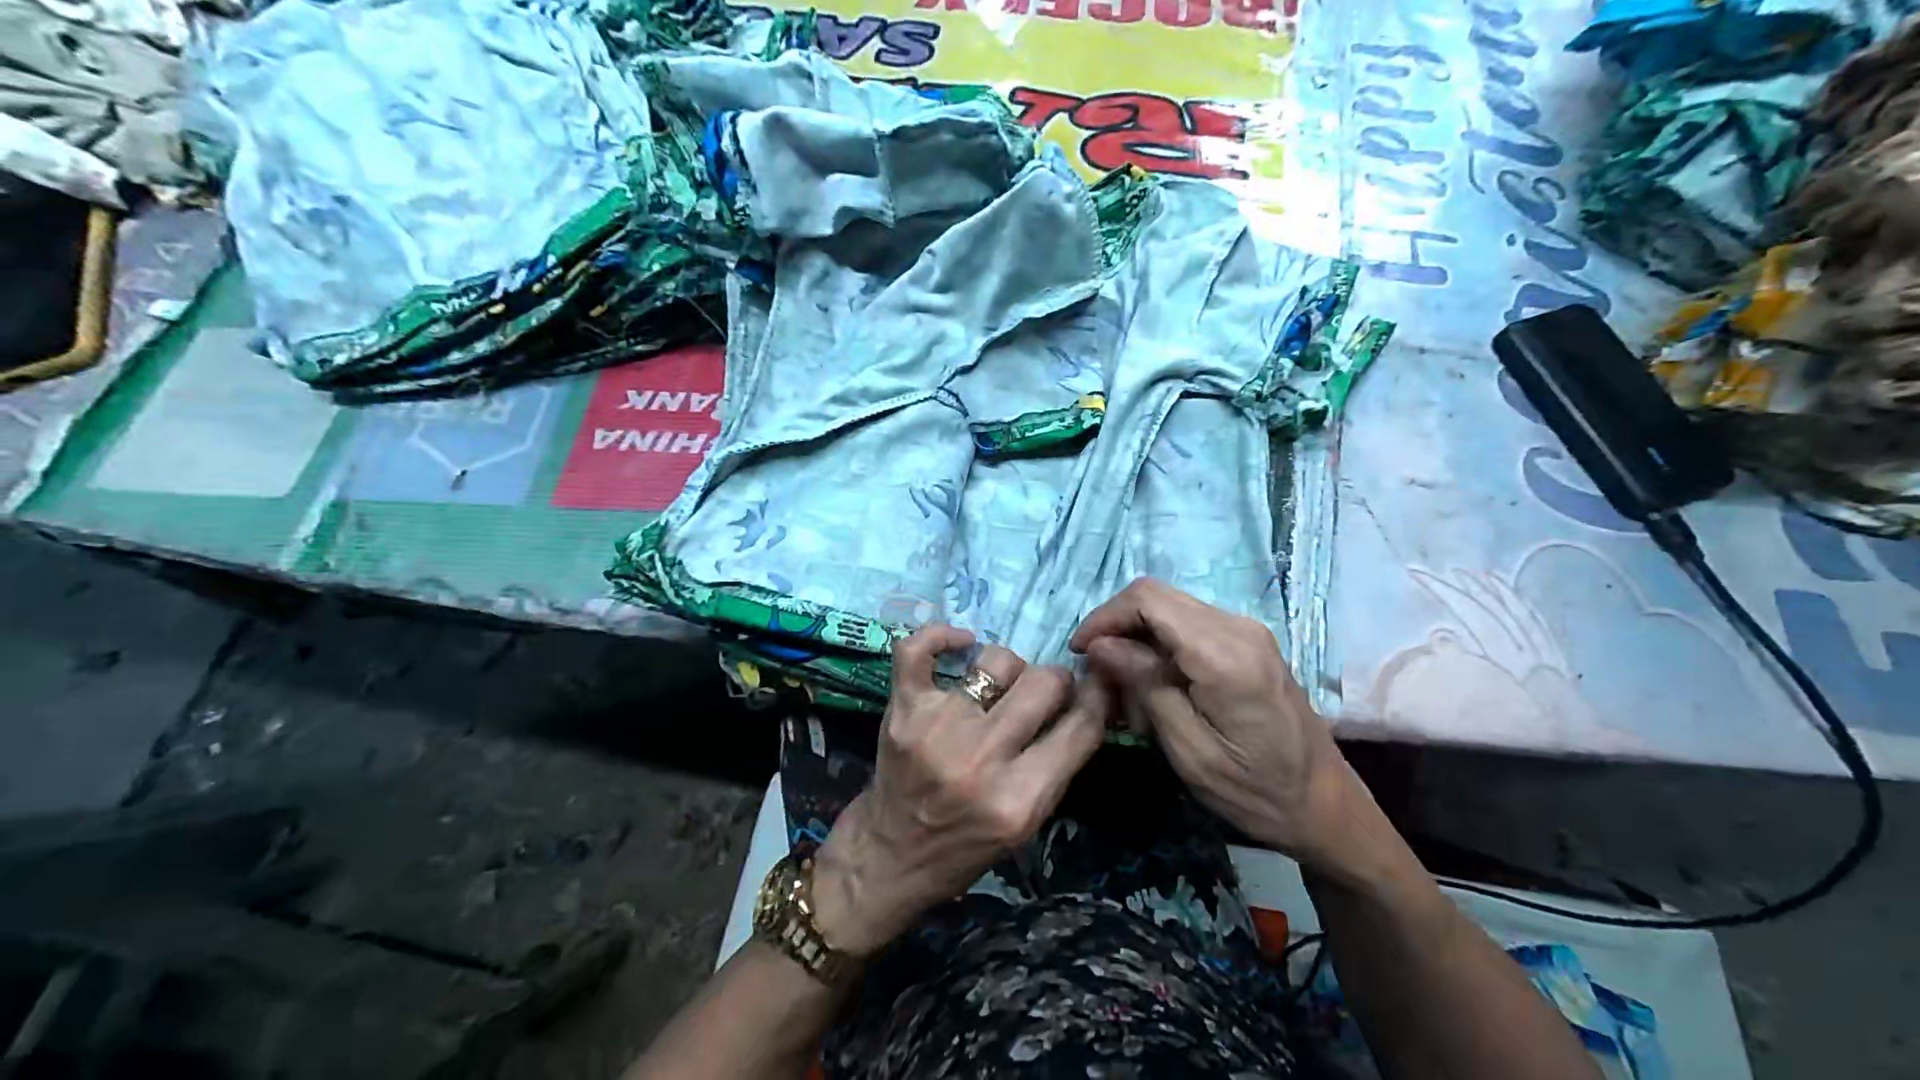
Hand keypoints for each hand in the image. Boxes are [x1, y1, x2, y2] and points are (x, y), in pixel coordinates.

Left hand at [810, 625, 1108, 955]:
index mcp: (1021, 799)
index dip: (1098, 695)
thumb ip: (1056, 763)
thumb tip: (1085, 697)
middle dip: (1054, 682)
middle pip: (1044, 683)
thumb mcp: (1027, 822)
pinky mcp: (902, 710)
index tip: (1096, 682)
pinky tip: (960, 644)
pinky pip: (919, 649)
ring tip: (997, 686)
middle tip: (1041, 694)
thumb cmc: (965, 845)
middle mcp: (981, 759)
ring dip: (1007, 669)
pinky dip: (941, 637)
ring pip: (996, 661)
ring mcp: (938, 728)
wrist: (890, 855)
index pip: (1081, 727)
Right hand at [1070, 578, 1364, 873]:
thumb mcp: (1189, 751)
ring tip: (1126, 689)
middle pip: (1156, 595)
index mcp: (1225, 655)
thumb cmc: (1255, 791)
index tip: (1079, 653)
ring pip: (1169, 608)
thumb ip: (1145, 687)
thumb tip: (1100, 645)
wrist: (1325, 804)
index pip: (1148, 600)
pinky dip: (1159, 645)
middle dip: (1116, 627)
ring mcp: (1246, 630)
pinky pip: (1188, 624)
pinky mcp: (1247, 640)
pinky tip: (1155, 685)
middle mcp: (1238, 627)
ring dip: (1137, 638)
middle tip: (1098, 674)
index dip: (1104, 617)